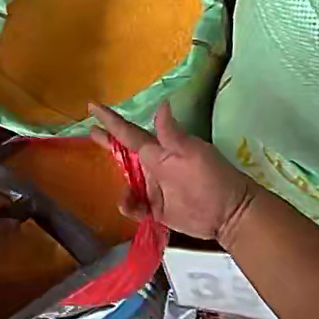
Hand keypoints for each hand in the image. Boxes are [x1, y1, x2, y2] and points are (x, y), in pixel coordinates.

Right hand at [89, 102, 257, 244]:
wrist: (229, 214)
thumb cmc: (212, 179)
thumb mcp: (191, 154)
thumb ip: (171, 134)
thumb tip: (162, 103)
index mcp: (159, 151)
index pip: (129, 133)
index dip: (111, 120)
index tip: (92, 106)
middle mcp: (153, 167)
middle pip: (124, 155)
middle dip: (108, 144)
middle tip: (90, 133)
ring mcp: (154, 189)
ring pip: (127, 184)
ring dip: (123, 189)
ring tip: (127, 199)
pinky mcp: (156, 210)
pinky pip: (135, 207)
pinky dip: (130, 207)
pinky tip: (130, 208)